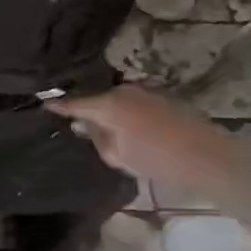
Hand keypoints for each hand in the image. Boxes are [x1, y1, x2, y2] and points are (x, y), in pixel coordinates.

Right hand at [48, 85, 238, 192]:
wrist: (207, 157)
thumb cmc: (157, 160)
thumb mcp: (117, 156)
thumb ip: (95, 137)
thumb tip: (82, 124)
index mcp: (110, 104)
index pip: (76, 102)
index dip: (59, 106)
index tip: (43, 104)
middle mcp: (125, 91)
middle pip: (98, 98)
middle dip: (85, 109)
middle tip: (73, 122)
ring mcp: (146, 91)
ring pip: (116, 100)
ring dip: (106, 111)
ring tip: (97, 126)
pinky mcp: (162, 97)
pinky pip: (132, 103)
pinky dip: (123, 112)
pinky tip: (123, 126)